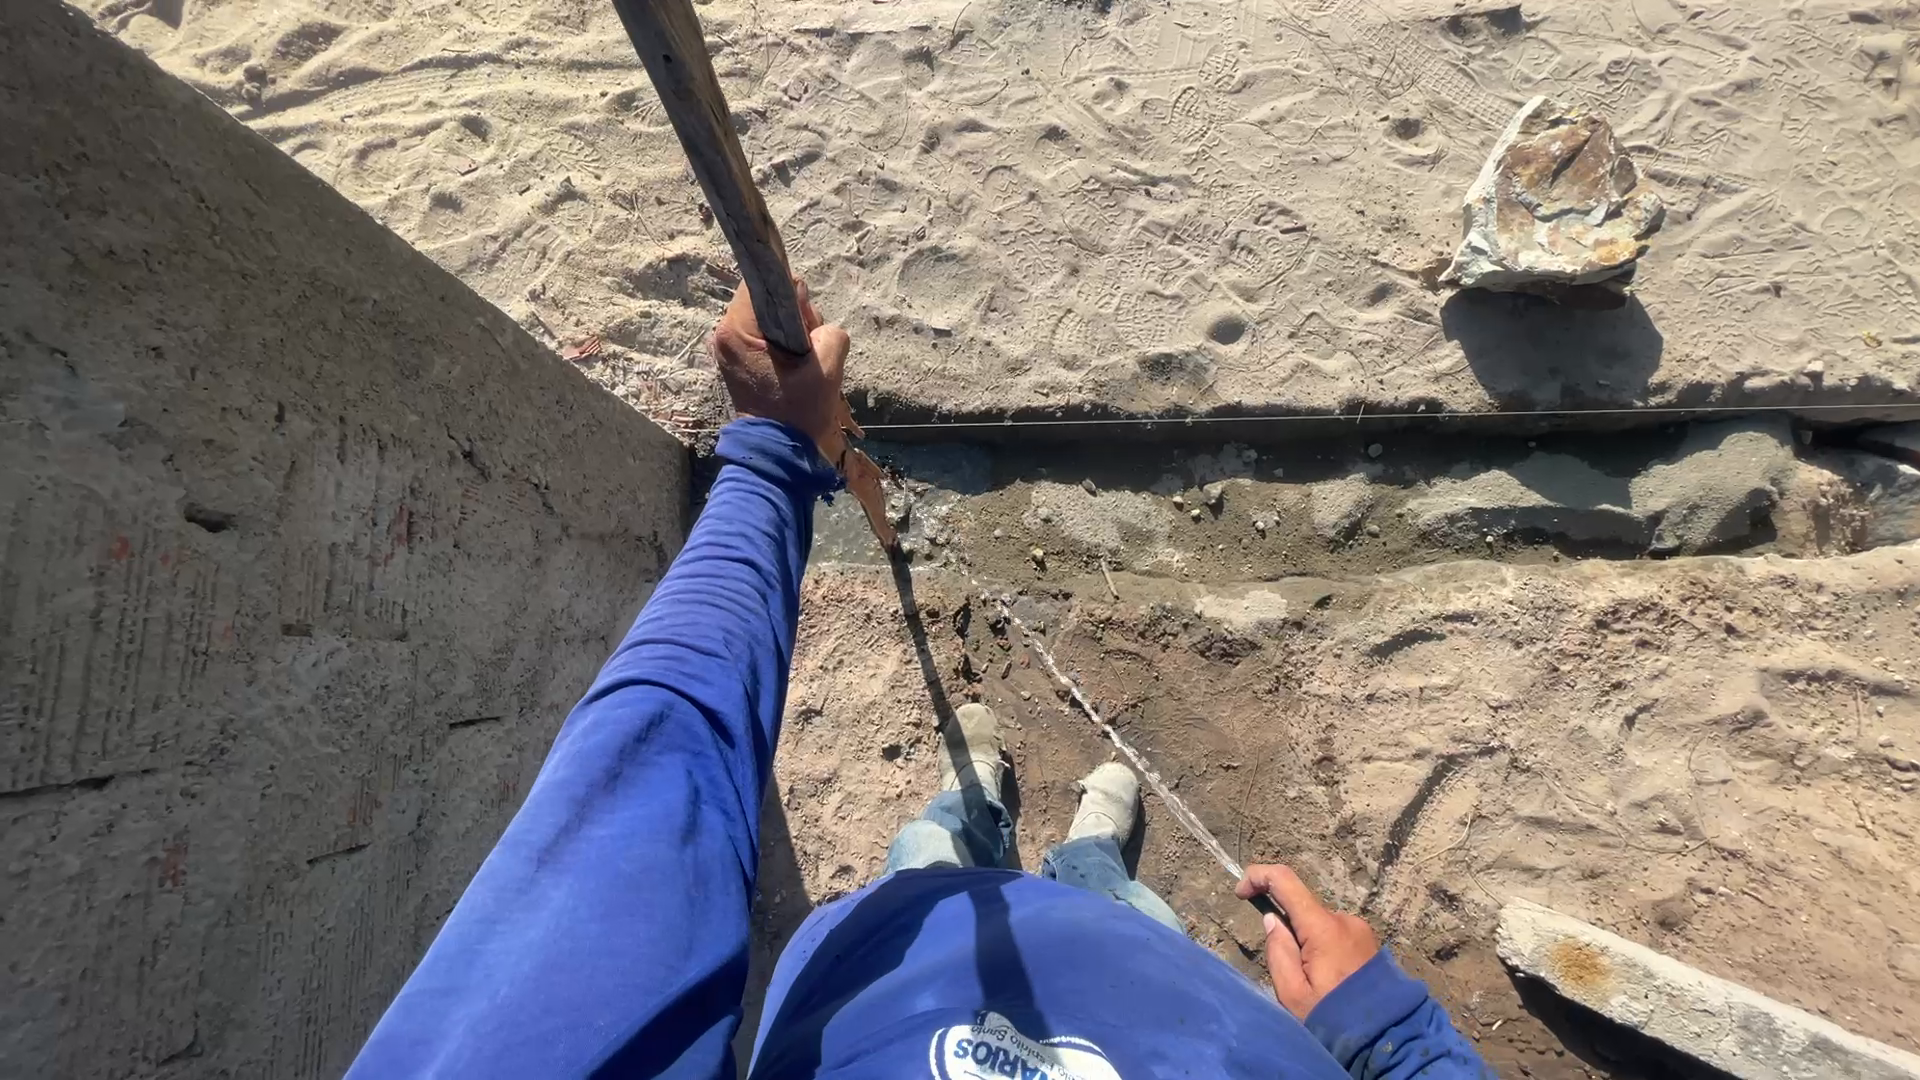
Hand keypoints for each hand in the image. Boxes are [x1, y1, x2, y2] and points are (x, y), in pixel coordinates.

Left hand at [709, 278, 853, 458]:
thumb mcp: (827, 371)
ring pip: (770, 321)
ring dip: (794, 336)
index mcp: (738, 332)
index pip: (764, 285)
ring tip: (804, 367)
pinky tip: (796, 371)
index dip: (793, 296)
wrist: (778, 454)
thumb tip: (816, 320)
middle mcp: (726, 336)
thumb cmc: (798, 413)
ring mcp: (730, 350)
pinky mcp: (739, 363)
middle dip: (797, 320)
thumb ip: (829, 333)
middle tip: (809, 353)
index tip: (807, 324)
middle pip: (769, 302)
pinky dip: (785, 349)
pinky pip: (766, 339)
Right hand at [1236, 864, 1379, 1018]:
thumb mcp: (1293, 994)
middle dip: (1287, 928)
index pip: (1284, 879)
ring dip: (1307, 941)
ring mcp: (1362, 932)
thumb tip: (1273, 920)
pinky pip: (1336, 934)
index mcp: (1324, 927)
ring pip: (1319, 923)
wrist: (1394, 1045)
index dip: (1257, 876)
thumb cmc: (1336, 1020)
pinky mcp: (1372, 945)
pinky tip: (1332, 981)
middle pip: (1302, 907)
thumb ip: (1277, 951)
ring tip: (1316, 984)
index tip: (1241, 893)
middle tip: (1292, 972)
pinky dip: (1324, 948)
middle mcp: (1345, 920)